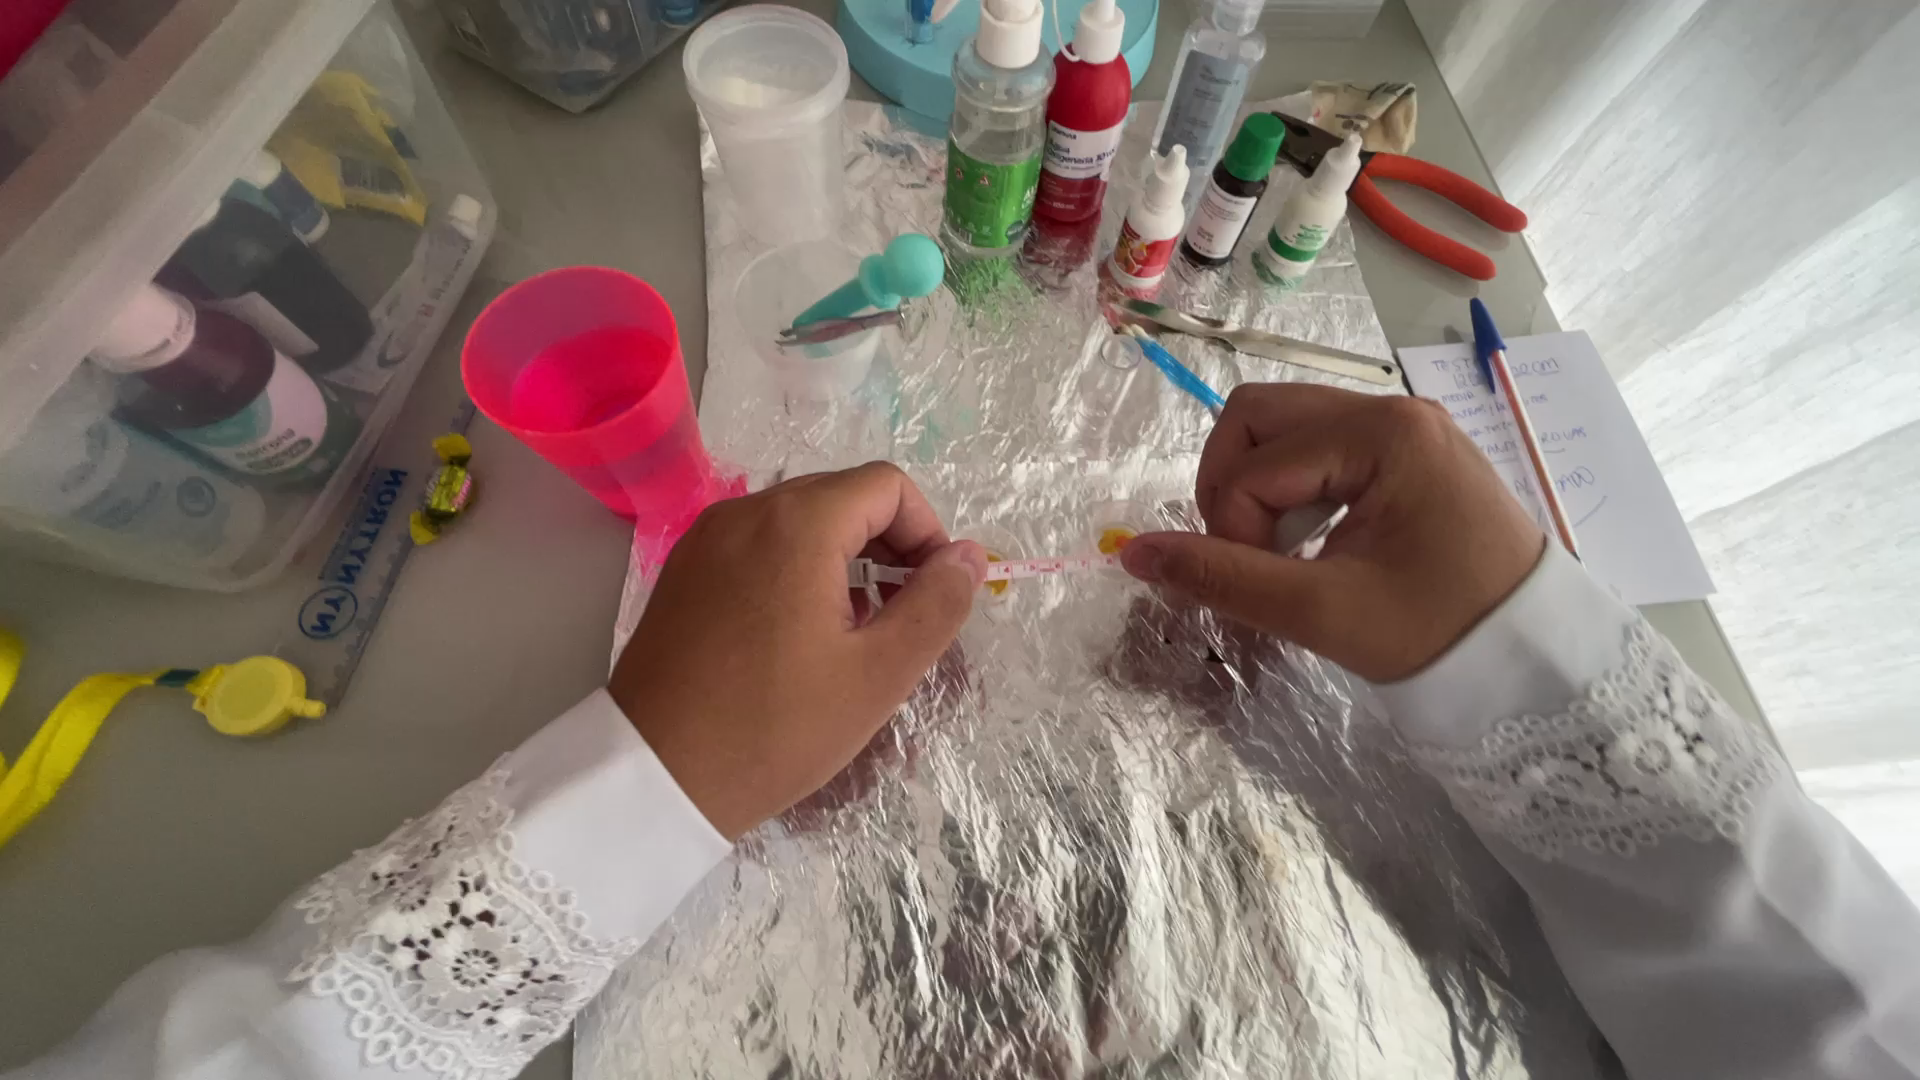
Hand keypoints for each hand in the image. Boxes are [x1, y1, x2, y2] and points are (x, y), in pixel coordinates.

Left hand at [609, 463, 986, 838]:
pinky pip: (762, 542)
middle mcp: (747, 510)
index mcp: (797, 524)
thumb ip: (935, 604)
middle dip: (890, 544)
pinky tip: (802, 629)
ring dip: (847, 556)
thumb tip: (969, 555)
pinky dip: (801, 566)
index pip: (888, 486)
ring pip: (803, 518)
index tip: (932, 592)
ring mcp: (708, 536)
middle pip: (844, 496)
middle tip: (902, 613)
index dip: (927, 531)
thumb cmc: (775, 728)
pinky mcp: (686, 567)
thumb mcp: (878, 674)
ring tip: (857, 626)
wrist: (651, 778)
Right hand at [1118, 385, 1544, 681]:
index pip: (1252, 464)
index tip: (1260, 585)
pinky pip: (1312, 445)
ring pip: (1278, 427)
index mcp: (1381, 434)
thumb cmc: (1438, 635)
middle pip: (1255, 416)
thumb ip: (1218, 579)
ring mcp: (1399, 425)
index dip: (1230, 528)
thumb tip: (1130, 554)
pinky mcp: (1402, 449)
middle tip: (1249, 549)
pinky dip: (1288, 486)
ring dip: (1256, 485)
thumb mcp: (1320, 611)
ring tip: (1280, 548)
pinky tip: (1310, 537)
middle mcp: (1389, 410)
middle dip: (1229, 485)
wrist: (1536, 660)